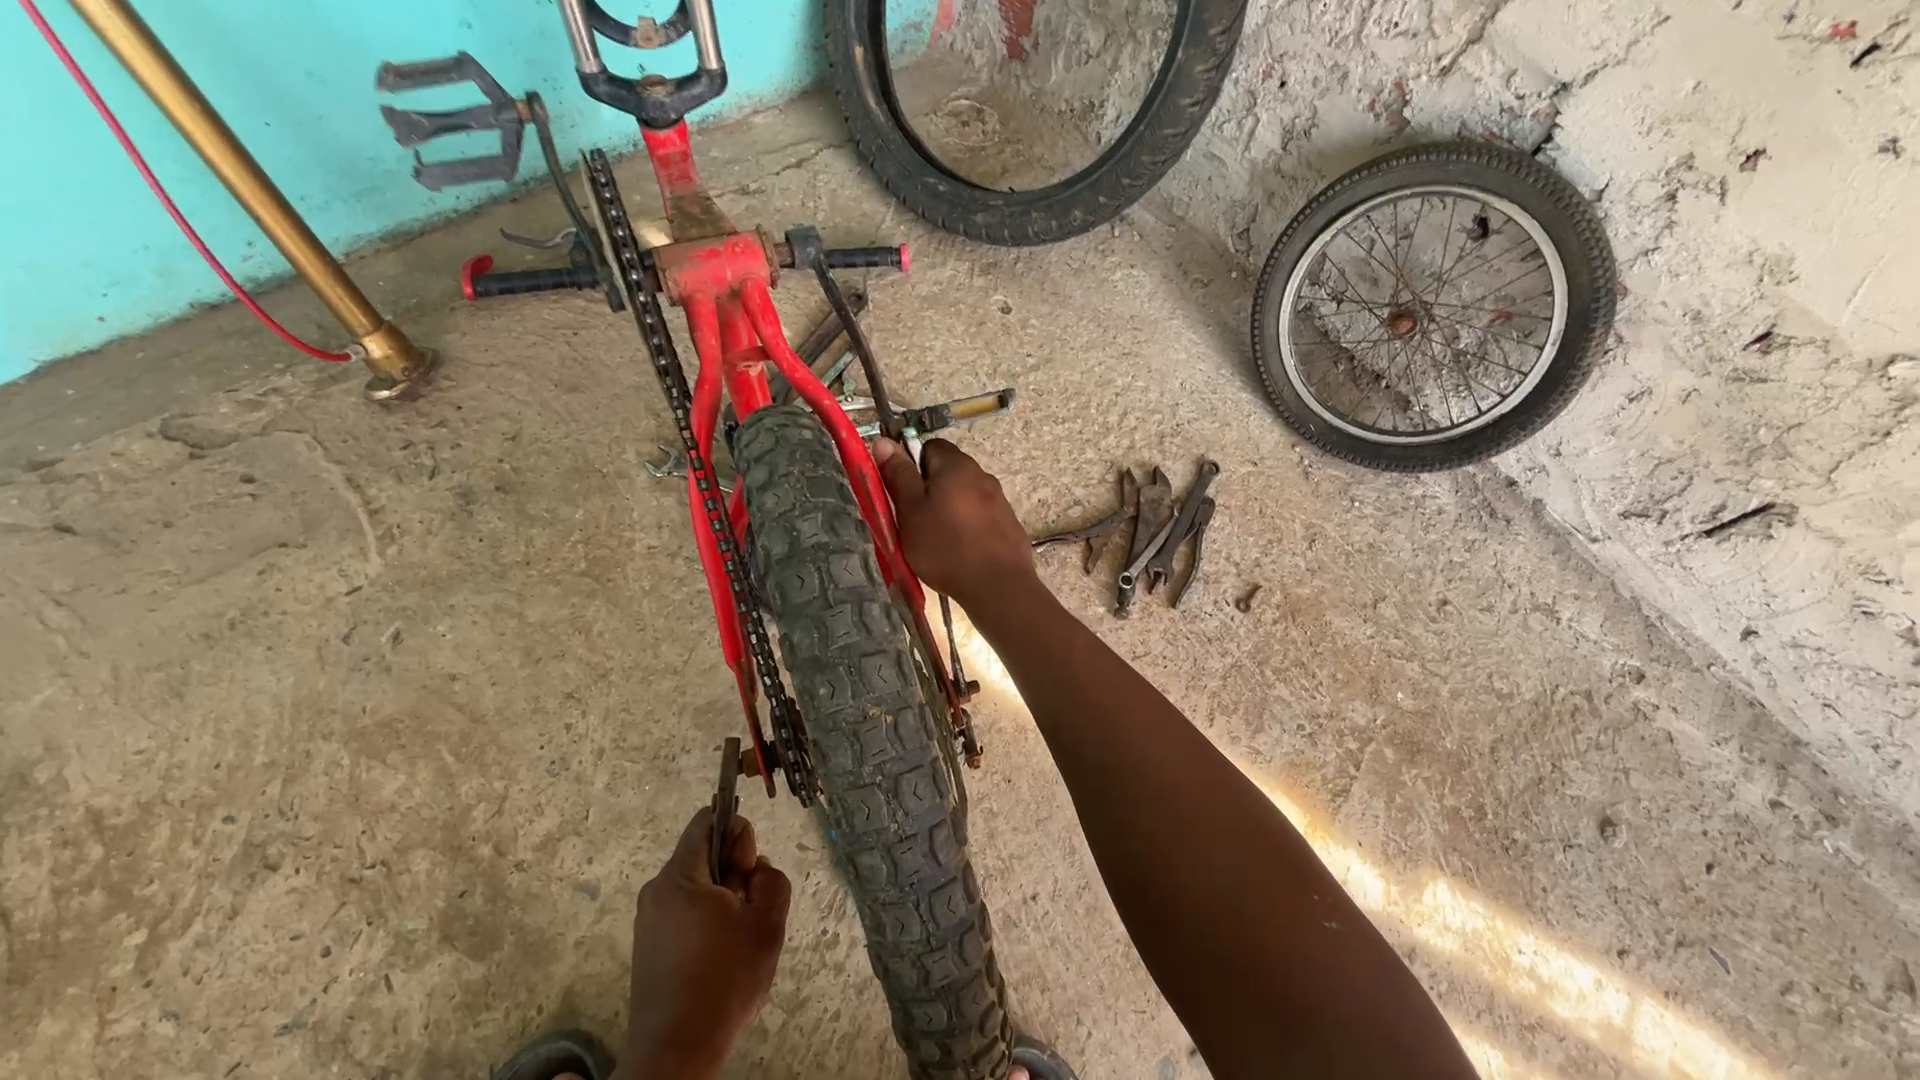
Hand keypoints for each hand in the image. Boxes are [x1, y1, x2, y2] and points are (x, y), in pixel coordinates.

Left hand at [618, 808, 791, 1079]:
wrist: (676, 1050)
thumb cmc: (724, 981)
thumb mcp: (767, 924)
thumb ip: (771, 880)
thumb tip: (755, 870)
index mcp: (680, 877)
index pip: (708, 820)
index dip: (739, 833)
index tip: (749, 872)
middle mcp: (657, 890)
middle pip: (705, 856)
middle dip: (736, 874)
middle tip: (750, 913)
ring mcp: (649, 919)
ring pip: (699, 887)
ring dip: (725, 901)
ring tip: (738, 941)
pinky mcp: (649, 945)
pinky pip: (685, 912)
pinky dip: (708, 922)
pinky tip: (720, 958)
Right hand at [873, 438, 1036, 607]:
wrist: (998, 586)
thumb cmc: (945, 546)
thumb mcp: (911, 511)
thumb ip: (898, 476)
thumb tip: (884, 441)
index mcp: (956, 465)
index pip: (929, 446)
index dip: (911, 466)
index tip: (903, 493)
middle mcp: (982, 475)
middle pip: (948, 472)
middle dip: (929, 490)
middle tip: (915, 521)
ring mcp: (999, 500)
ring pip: (965, 496)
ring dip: (950, 510)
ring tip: (938, 541)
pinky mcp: (1009, 524)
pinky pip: (981, 517)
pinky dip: (968, 527)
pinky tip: (962, 552)